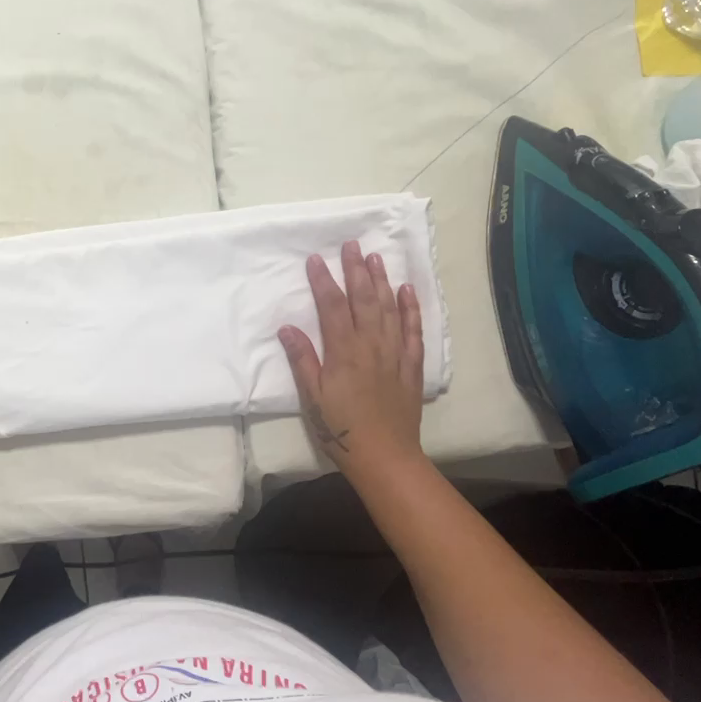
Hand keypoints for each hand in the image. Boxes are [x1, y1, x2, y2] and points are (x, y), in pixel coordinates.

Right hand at [277, 241, 425, 479]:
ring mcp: (394, 354)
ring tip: (375, 257)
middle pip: (363, 300)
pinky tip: (406, 291)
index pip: (332, 307)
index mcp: (343, 353)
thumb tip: (288, 328)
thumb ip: (303, 361)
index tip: (315, 259)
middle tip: (351, 245)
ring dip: (381, 282)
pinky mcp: (411, 367)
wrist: (384, 456)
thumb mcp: (312, 398)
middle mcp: (371, 346)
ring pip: (388, 309)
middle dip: (355, 271)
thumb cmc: (341, 430)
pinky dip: (410, 309)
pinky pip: (412, 331)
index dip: (323, 281)